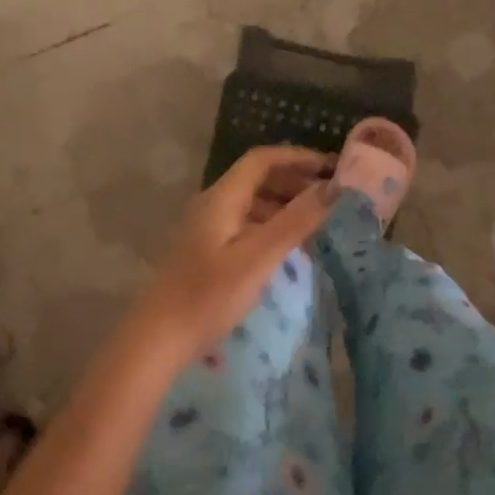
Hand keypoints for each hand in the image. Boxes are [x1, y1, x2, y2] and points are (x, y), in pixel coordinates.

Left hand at [136, 145, 333, 355]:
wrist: (160, 336)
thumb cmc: (209, 296)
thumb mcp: (257, 258)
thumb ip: (295, 221)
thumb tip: (333, 187)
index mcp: (221, 197)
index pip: (262, 160)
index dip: (298, 158)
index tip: (333, 169)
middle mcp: (213, 203)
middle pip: (257, 178)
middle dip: (295, 180)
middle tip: (334, 195)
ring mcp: (209, 227)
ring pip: (253, 202)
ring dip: (285, 204)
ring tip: (320, 220)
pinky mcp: (209, 249)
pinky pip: (247, 224)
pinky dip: (273, 225)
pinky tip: (292, 246)